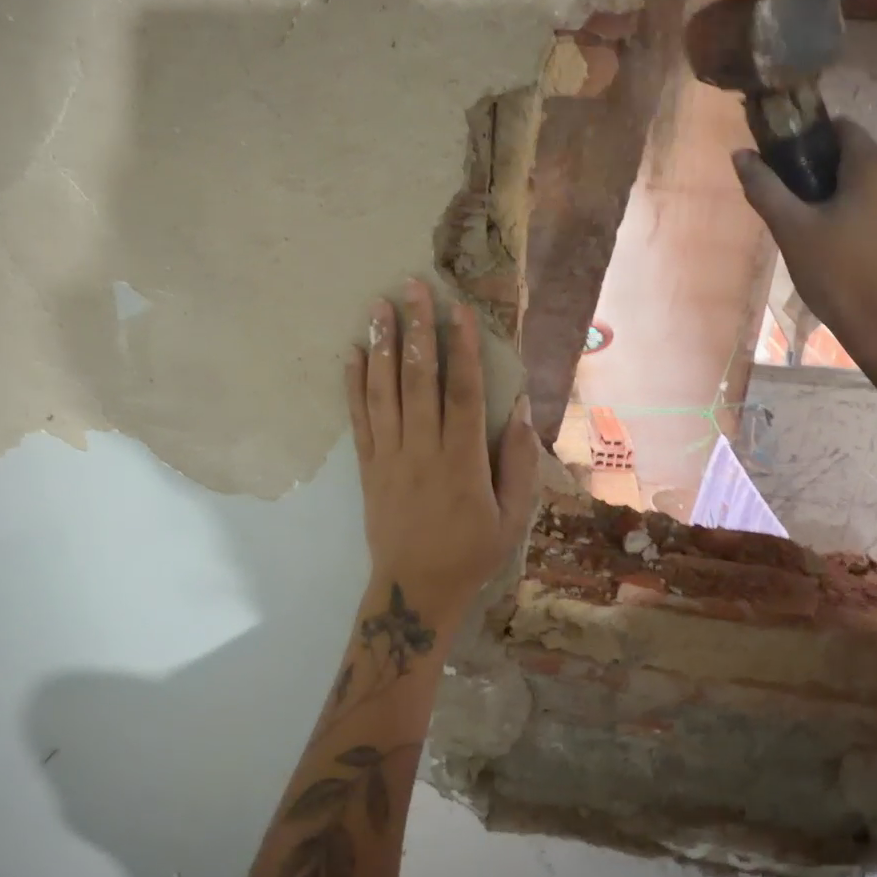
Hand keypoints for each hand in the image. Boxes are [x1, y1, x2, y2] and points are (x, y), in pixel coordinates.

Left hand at [345, 278, 539, 619]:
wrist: (414, 589)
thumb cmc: (472, 553)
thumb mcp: (513, 517)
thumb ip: (520, 464)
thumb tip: (523, 409)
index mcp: (463, 462)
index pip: (463, 393)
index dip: (463, 349)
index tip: (460, 309)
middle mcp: (422, 451)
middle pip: (419, 381)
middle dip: (417, 330)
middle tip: (412, 287)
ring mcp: (389, 457)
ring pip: (384, 393)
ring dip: (382, 347)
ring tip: (379, 306)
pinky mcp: (367, 468)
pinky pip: (359, 421)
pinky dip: (354, 386)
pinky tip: (353, 354)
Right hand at [733, 118, 876, 372]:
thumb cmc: (838, 274)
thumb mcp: (792, 230)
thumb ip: (765, 188)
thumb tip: (740, 155)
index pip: (840, 127)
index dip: (808, 142)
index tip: (785, 170)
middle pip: (857, 155)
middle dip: (825, 174)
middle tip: (796, 211)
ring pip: (873, 180)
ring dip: (845, 195)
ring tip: (819, 233)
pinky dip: (866, 212)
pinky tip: (847, 245)